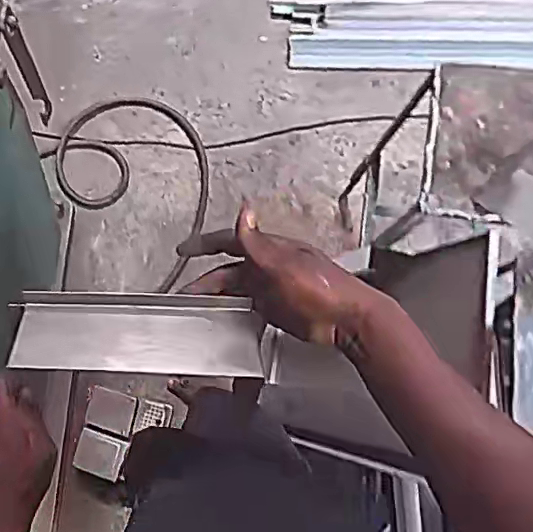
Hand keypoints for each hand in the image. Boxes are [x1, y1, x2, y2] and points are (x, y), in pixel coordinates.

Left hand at [0, 377, 54, 531]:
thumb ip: (34, 417)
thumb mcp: (44, 449)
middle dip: (7, 412)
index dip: (11, 385)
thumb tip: (27, 399)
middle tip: (23, 426)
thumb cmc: (23, 488)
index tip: (19, 389)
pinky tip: (2, 461)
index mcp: (1, 420)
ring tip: (14, 450)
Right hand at [177, 202, 388, 348]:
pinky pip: (249, 306)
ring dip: (218, 296)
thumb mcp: (283, 264)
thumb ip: (257, 242)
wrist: (348, 319)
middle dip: (205, 279)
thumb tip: (244, 212)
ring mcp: (274, 288)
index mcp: (270, 251)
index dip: (205, 245)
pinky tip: (227, 317)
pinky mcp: (279, 308)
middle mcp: (270, 267)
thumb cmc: (323, 290)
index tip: (185, 249)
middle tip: (186, 291)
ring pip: (237, 289)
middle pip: (229, 271)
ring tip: (199, 307)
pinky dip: (234, 309)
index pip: (230, 242)